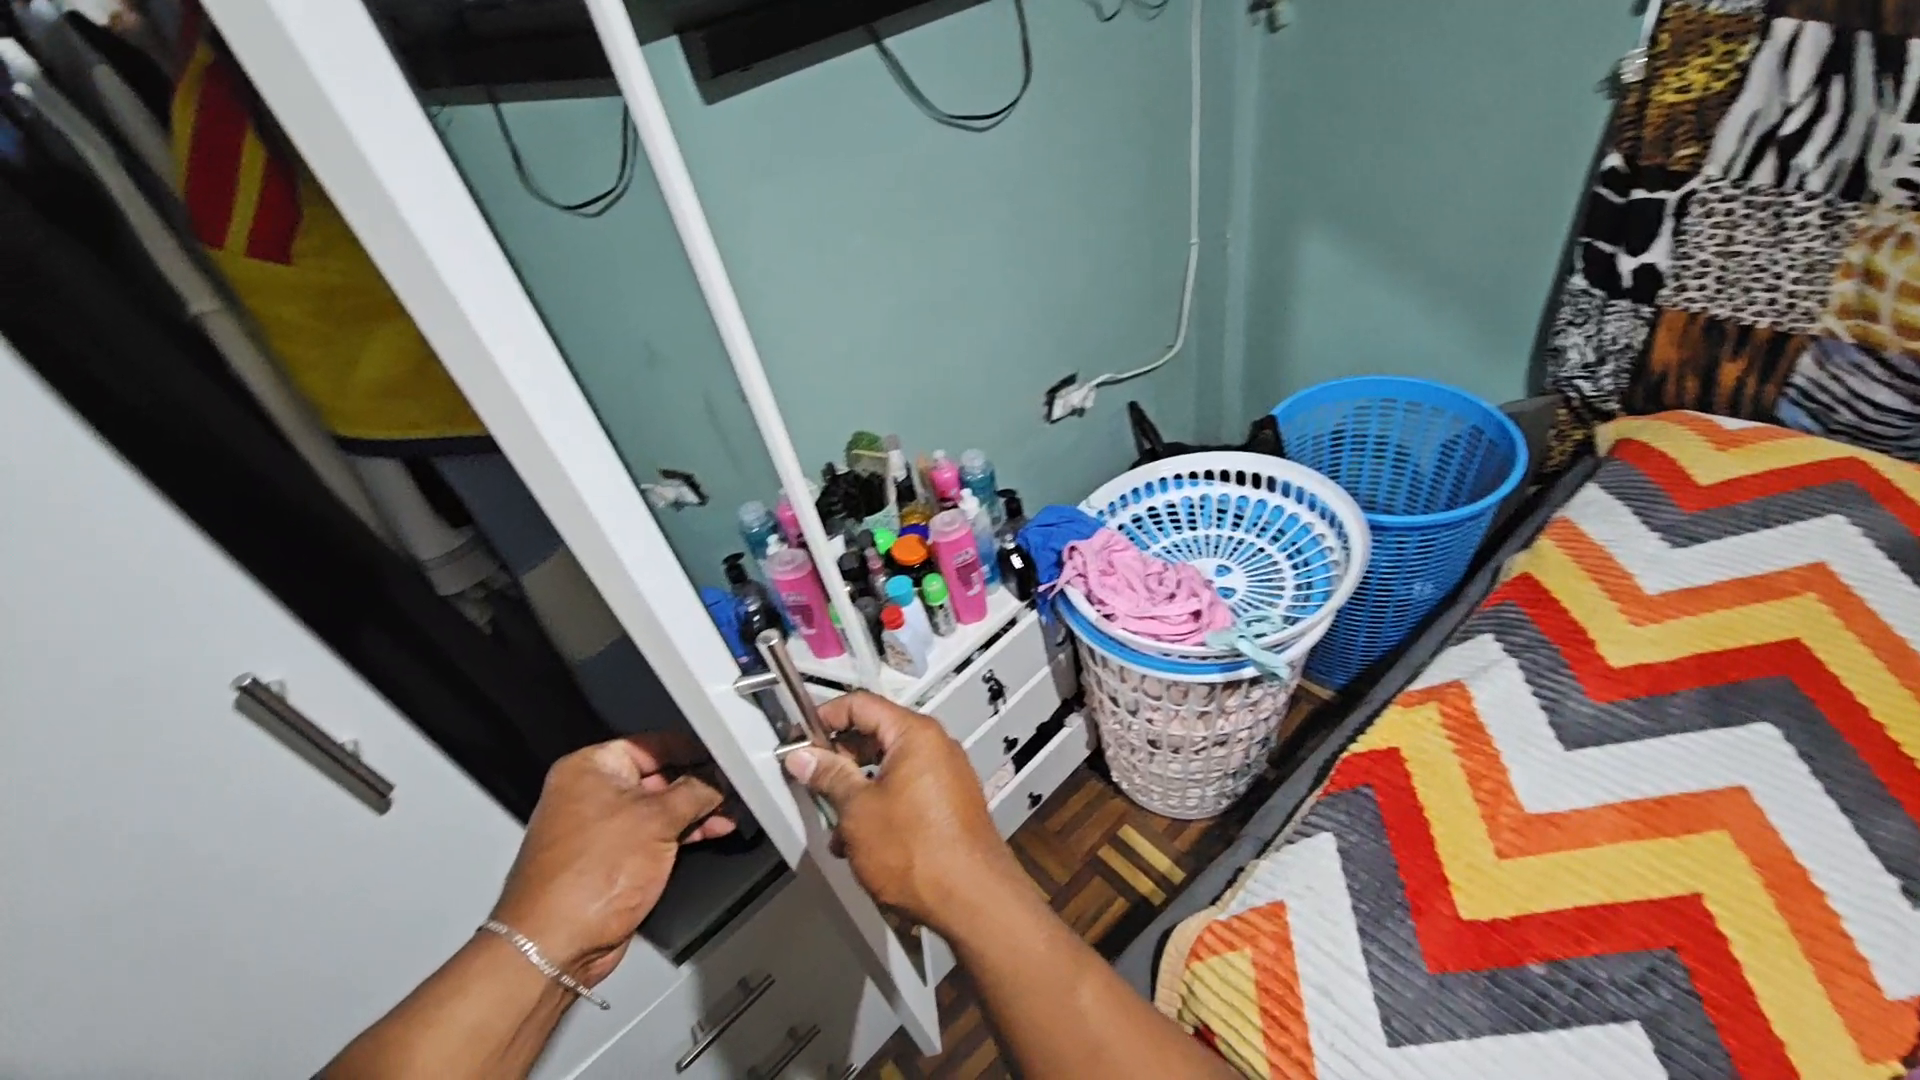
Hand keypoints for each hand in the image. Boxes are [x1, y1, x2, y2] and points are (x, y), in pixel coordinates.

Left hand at [488, 736, 734, 986]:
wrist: (556, 946)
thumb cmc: (586, 878)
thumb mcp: (656, 820)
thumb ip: (694, 792)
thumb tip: (715, 781)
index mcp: (590, 768)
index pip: (654, 743)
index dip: (693, 749)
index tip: (724, 756)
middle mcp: (591, 793)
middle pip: (660, 775)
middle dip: (699, 784)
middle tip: (733, 786)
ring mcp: (602, 827)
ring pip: (661, 807)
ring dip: (697, 810)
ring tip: (732, 810)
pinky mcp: (613, 859)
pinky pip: (656, 835)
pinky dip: (684, 832)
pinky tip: (714, 830)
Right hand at [781, 692, 1021, 935]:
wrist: (972, 900)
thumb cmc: (918, 851)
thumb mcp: (858, 810)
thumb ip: (829, 776)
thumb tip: (805, 757)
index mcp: (915, 734)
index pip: (861, 704)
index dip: (826, 716)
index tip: (802, 738)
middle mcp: (936, 747)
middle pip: (876, 735)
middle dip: (840, 761)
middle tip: (814, 782)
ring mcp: (947, 776)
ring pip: (888, 769)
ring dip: (858, 792)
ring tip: (838, 828)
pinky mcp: (950, 805)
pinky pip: (907, 791)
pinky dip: (882, 807)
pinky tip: (863, 844)